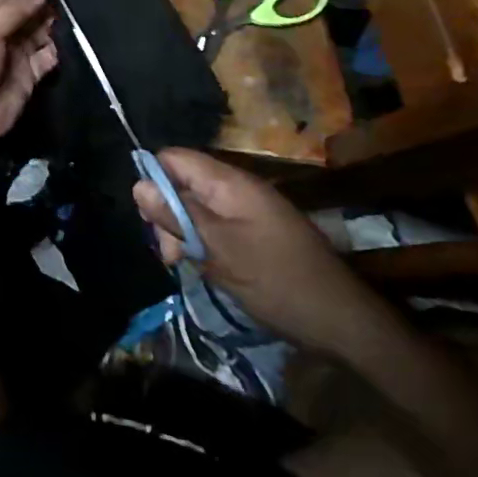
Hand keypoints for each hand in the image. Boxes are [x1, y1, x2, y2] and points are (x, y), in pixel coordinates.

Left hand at [0, 0, 59, 147]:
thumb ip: (15, 9)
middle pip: (23, 13)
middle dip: (41, 5)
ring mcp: (13, 55)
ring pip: (37, 33)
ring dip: (50, 25)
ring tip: (68, 16)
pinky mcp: (28, 76)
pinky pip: (45, 58)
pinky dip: (55, 50)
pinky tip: (63, 42)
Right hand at [134, 148, 385, 356]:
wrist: (339, 318)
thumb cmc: (276, 280)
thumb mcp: (219, 249)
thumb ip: (178, 216)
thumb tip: (138, 185)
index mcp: (229, 182)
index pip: (175, 158)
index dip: (154, 181)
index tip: (151, 223)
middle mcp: (237, 188)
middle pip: (183, 184)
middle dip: (169, 216)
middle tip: (173, 258)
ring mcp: (248, 211)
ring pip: (197, 209)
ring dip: (185, 235)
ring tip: (188, 267)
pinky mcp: (254, 233)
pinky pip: (216, 227)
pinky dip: (204, 245)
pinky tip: (207, 269)